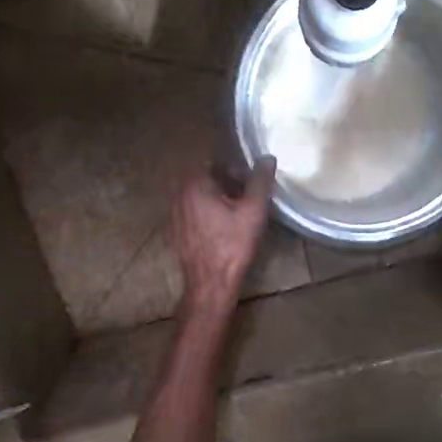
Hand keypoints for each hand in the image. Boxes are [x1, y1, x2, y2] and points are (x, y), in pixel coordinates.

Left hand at [172, 156, 276, 315]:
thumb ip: (260, 181)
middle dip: (227, 183)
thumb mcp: (253, 211)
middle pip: (206, 178)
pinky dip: (208, 214)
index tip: (250, 180)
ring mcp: (174, 213)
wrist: (210, 284)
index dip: (235, 168)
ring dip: (218, 199)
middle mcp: (179, 194)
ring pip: (199, 196)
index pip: (215, 161)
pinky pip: (193, 212)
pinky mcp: (176, 230)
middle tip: (247, 196)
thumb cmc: (232, 245)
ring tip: (237, 212)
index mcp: (195, 184)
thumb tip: (267, 158)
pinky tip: (223, 228)